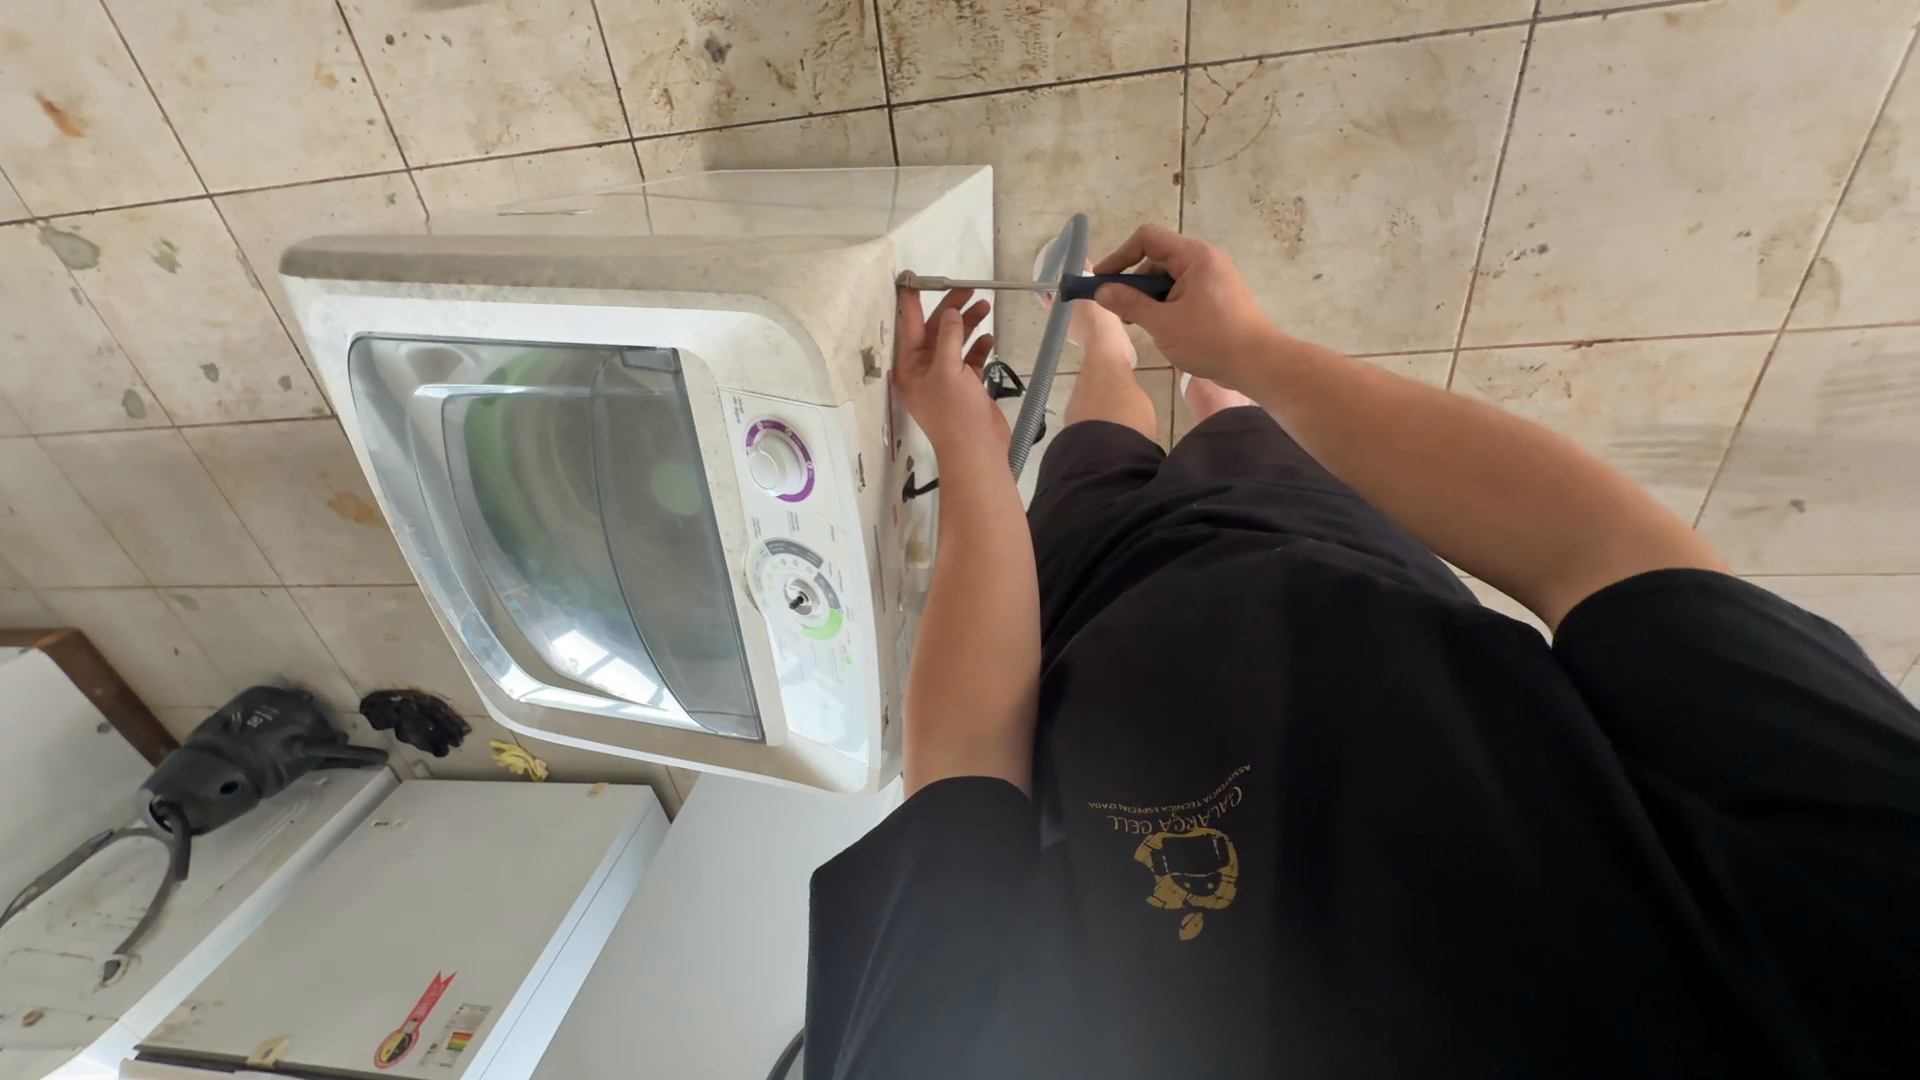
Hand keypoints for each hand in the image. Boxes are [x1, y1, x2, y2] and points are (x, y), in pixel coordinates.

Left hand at [893, 283, 1003, 464]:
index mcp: (910, 367)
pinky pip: (970, 360)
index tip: (912, 276)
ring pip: (956, 343)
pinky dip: (979, 348)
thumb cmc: (955, 415)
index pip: (910, 326)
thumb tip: (952, 314)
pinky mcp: (966, 387)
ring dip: (969, 325)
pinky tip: (989, 339)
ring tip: (985, 307)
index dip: (912, 300)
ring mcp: (946, 379)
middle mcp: (925, 371)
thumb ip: (949, 338)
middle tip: (970, 288)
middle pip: (936, 331)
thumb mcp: (947, 371)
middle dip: (952, 309)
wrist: (976, 452)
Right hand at [1090, 225, 1281, 385]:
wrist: (1256, 362)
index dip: (1119, 257)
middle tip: (1121, 312)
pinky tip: (1163, 330)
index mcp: (1194, 256)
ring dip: (1150, 299)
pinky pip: (1184, 292)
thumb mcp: (1162, 323)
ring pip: (1170, 280)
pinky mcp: (1218, 296)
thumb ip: (1129, 304)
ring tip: (1142, 326)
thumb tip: (1102, 291)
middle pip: (1157, 260)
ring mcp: (1214, 278)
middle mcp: (1205, 260)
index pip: (1147, 239)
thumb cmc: (1209, 340)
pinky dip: (1167, 305)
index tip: (1101, 281)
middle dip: (1135, 284)